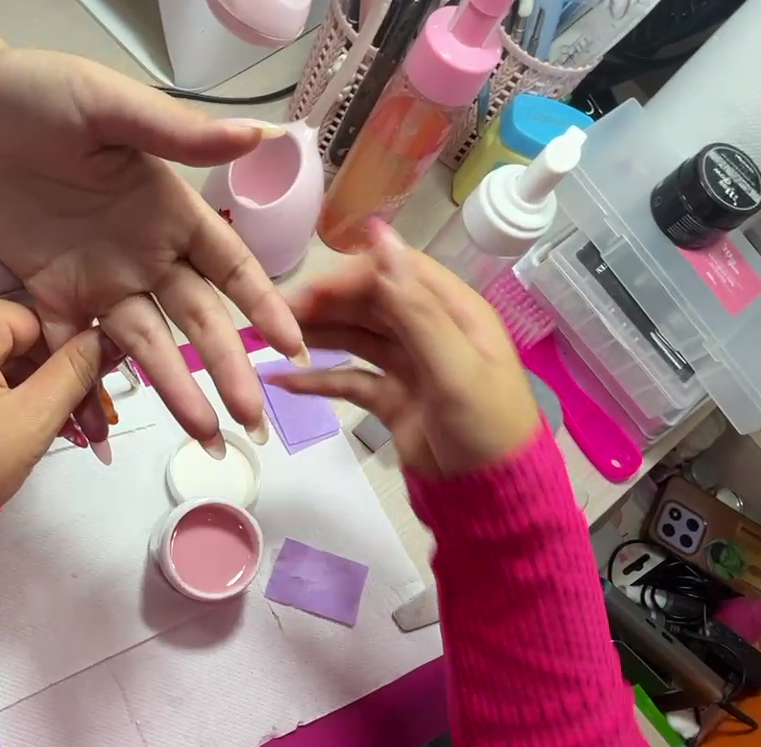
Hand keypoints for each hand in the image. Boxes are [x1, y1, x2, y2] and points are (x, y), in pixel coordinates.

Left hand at [0, 48, 305, 453]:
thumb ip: (177, 132)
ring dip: (176, 393)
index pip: (230, 268)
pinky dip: (88, 395)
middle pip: (197, 322)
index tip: (292, 349)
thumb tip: (258, 136)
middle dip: (227, 370)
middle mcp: (144, 258)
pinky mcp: (54, 300)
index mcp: (169, 213)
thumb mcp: (109, 104)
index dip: (263, 308)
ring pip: (147, 348)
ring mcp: (101, 284)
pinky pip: (74, 356)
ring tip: (204, 436)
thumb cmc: (39, 95)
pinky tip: (107, 436)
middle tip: (252, 420)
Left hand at [0, 299, 111, 502]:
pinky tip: (6, 430)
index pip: (33, 324)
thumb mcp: (34, 417)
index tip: (86, 403)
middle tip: (77, 428)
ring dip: (18, 393)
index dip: (65, 362)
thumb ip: (75, 371)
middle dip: (44, 384)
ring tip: (47, 435)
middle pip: (7, 341)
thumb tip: (106, 336)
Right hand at [270, 223, 539, 477]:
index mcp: (454, 311)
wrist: (488, 492)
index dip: (352, 276)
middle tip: (277, 314)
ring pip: (356, 339)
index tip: (310, 290)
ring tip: (273, 338)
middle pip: (371, 303)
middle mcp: (429, 330)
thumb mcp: (454, 365)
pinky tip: (284, 380)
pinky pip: (349, 381)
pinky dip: (319, 380)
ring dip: (318, 335)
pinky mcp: (389, 398)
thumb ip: (415, 308)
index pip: (397, 274)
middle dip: (326, 305)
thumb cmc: (485, 425)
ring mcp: (407, 365)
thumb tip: (381, 239)